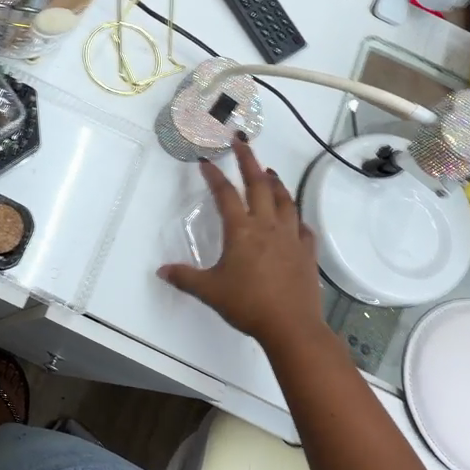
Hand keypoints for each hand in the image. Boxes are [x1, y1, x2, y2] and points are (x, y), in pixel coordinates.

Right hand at [158, 138, 322, 348]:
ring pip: (284, 201)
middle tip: (242, 143)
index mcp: (241, 230)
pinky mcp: (307, 252)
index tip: (206, 162)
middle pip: (259, 185)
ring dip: (275, 184)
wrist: (291, 326)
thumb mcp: (209, 291)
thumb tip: (162, 271)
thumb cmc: (247, 304)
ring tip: (269, 173)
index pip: (225, 194)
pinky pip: (303, 228)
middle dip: (249, 161)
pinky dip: (296, 218)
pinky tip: (294, 219)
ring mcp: (291, 237)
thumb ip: (185, 278)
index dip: (214, 176)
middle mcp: (267, 226)